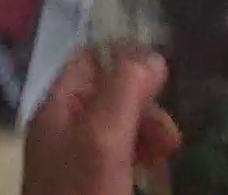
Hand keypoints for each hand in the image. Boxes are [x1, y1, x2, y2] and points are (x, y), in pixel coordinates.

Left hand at [24, 44, 182, 194]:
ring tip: (171, 153)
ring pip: (119, 128)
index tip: (164, 78)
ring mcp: (78, 169)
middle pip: (109, 93)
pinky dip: (144, 158)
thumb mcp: (102, 140)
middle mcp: (63, 134)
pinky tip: (158, 173)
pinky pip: (122, 161)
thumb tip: (153, 55)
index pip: (90, 59)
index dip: (126, 59)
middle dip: (145, 102)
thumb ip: (124, 89)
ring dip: (149, 131)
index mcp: (56, 111)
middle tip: (170, 134)